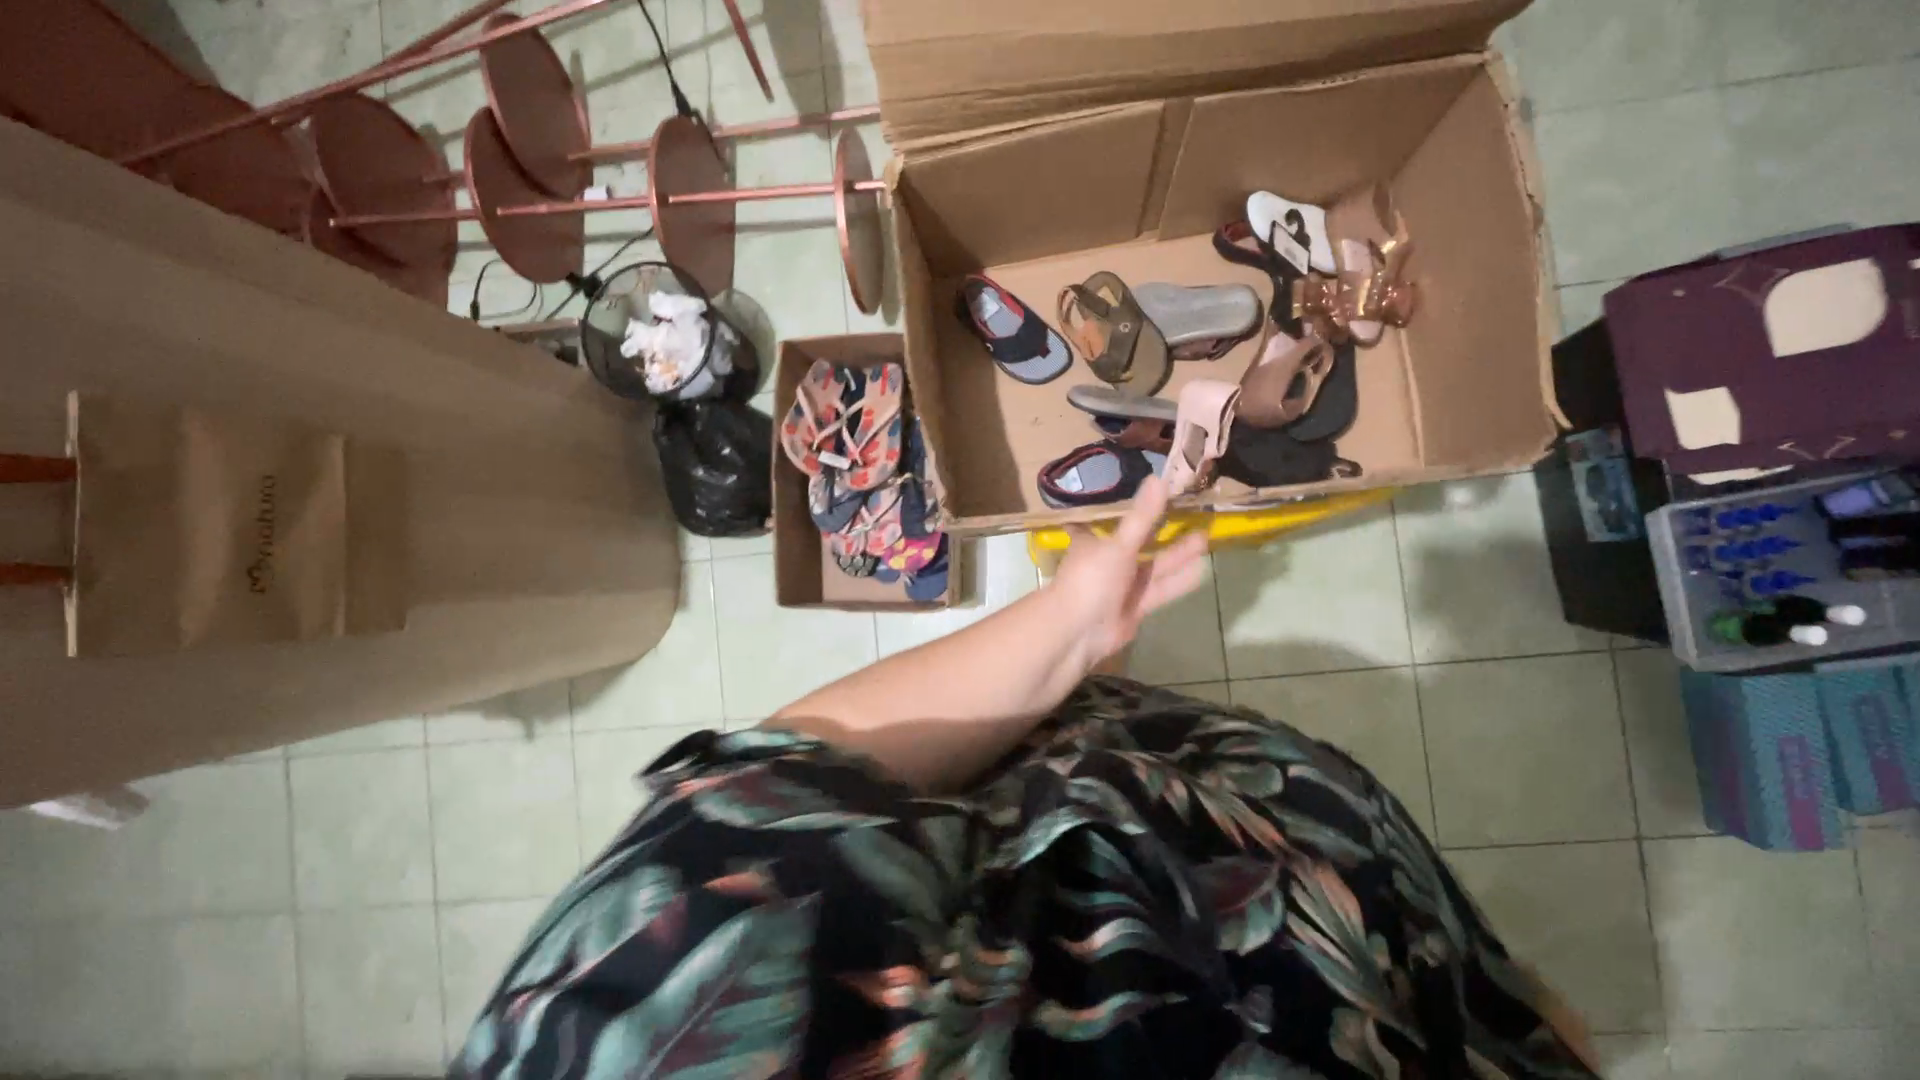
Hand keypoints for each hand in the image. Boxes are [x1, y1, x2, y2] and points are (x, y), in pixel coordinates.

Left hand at [1048, 476, 1210, 670]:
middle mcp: (1109, 560)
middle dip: (1165, 530)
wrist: (1078, 633)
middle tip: (1195, 513)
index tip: (1157, 492)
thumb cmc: (1090, 580)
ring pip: (1154, 566)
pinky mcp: (1136, 606)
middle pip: (1141, 542)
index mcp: (1094, 541)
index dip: (1132, 507)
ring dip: (1178, 554)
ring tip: (1205, 537)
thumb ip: (1142, 518)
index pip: (1112, 518)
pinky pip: (1160, 589)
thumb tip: (1160, 478)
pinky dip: (1178, 581)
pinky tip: (1201, 569)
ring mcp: (1123, 585)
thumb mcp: (1117, 545)